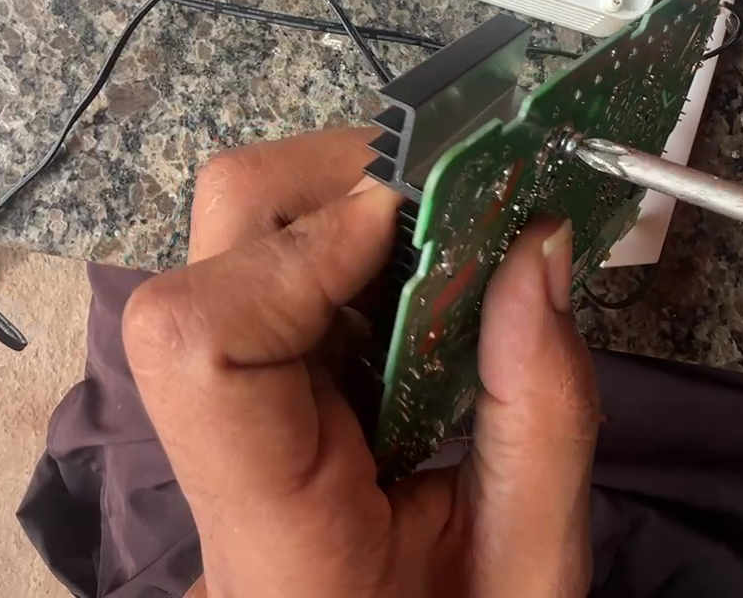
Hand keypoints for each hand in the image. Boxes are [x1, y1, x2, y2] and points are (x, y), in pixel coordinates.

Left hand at [122, 128, 600, 596]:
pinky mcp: (241, 338)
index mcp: (263, 510)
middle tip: (451, 209)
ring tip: (441, 240)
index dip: (303, 250)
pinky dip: (354, 222)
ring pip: (249, 210)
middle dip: (344, 183)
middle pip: (225, 225)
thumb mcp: (520, 571)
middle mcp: (210, 414)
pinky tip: (412, 268)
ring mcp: (214, 363)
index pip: (201, 333)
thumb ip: (540, 418)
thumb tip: (537, 244)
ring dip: (354, 196)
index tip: (412, 227)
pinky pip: (276, 234)